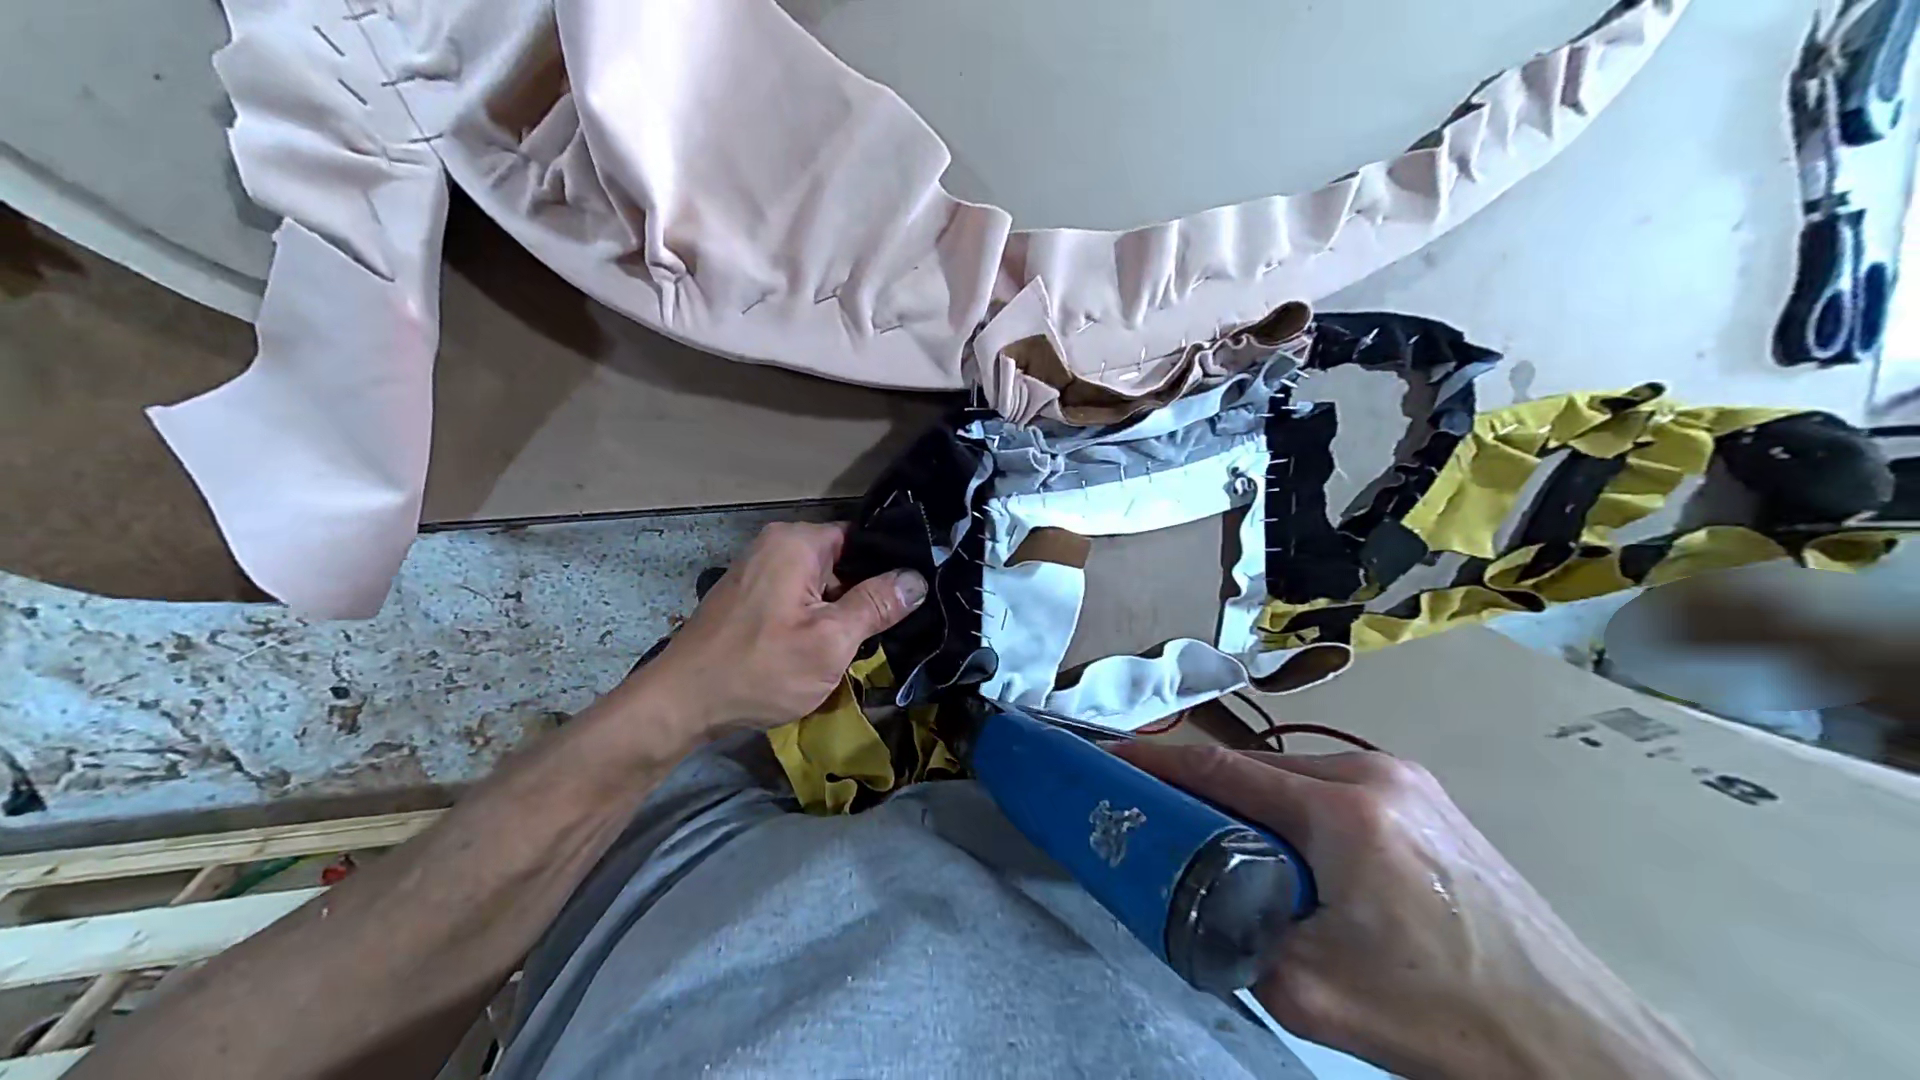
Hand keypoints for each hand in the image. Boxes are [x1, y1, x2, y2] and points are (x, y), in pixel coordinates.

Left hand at [639, 522, 926, 736]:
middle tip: (890, 629)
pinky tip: (823, 649)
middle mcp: (775, 545)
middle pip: (841, 561)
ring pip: (820, 583)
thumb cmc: (760, 669)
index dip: (889, 568)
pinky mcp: (748, 596)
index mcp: (797, 542)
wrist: (680, 704)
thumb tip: (916, 578)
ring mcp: (757, 570)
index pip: (862, 539)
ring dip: (839, 611)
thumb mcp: (831, 640)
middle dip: (864, 594)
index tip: (912, 598)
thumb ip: (876, 605)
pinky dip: (813, 618)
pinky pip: (796, 596)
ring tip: (861, 643)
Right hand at [1112, 744, 1713, 1079]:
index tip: (1115, 758)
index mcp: (1343, 811)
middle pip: (1259, 769)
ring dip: (1252, 800)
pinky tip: (1295, 851)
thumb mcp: (1309, 992)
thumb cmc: (1443, 1020)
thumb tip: (1196, 903)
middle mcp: (1375, 773)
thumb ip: (1233, 937)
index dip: (1160, 762)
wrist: (1583, 1052)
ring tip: (1227, 841)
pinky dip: (1296, 808)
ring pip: (1297, 776)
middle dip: (1205, 788)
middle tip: (1165, 815)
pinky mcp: (1431, 800)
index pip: (1223, 770)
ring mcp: (1410, 781)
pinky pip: (1335, 789)